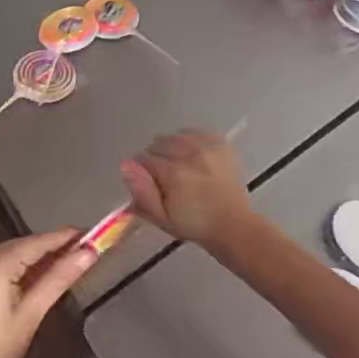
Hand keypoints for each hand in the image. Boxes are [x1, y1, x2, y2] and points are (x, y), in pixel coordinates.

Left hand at [0, 229, 95, 357]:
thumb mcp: (30, 314)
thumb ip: (59, 279)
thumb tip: (89, 254)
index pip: (38, 241)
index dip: (67, 237)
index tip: (95, 234)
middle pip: (26, 244)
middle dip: (57, 247)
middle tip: (90, 251)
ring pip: (16, 253)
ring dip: (43, 258)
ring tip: (74, 262)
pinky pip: (4, 263)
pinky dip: (25, 267)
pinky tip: (46, 274)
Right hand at [120, 129, 255, 245]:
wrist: (232, 225)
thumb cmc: (194, 224)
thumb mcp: (161, 217)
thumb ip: (141, 191)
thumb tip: (126, 165)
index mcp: (174, 173)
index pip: (142, 158)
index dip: (142, 173)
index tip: (152, 186)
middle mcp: (191, 154)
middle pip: (157, 143)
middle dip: (156, 159)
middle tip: (167, 180)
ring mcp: (207, 147)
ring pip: (174, 136)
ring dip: (172, 149)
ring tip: (180, 168)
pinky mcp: (220, 143)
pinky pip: (194, 132)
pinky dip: (188, 141)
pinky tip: (192, 158)